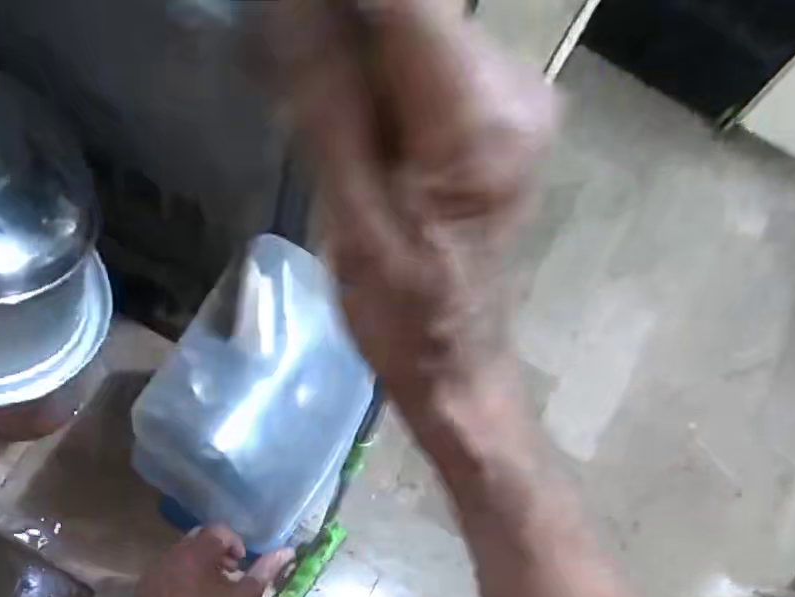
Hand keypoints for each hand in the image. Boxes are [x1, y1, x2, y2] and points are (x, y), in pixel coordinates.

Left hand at [137, 525, 290, 596]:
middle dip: (216, 551)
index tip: (242, 563)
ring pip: (180, 553)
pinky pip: (166, 569)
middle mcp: (168, 557)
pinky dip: (181, 574)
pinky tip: (191, 596)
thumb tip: (287, 551)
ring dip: (199, 562)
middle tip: (230, 573)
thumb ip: (265, 569)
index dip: (234, 543)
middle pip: (197, 539)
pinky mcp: (144, 587)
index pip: (217, 531)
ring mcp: (153, 572)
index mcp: (193, 556)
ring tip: (212, 586)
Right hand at [271, 0, 552, 409]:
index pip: (404, 3)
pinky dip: (378, 69)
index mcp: (475, 123)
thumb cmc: (401, 319)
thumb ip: (326, 109)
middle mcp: (513, 89)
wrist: (455, 363)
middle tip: (280, 46)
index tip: (282, 13)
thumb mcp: (353, 224)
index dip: (339, 1)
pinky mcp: (500, 117)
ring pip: (419, 29)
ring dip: (354, 41)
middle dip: (342, 19)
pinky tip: (343, 106)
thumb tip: (286, 11)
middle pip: (414, 8)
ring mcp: (514, 100)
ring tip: (303, 81)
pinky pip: (429, 62)